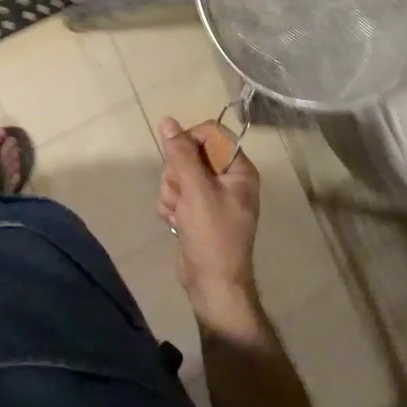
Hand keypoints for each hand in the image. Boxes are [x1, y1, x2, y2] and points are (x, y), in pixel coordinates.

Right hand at [156, 117, 260, 325]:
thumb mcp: (196, 191)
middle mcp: (227, 179)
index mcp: (239, 170)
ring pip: (178, 173)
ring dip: (172, 193)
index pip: (211, 134)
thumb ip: (181, 154)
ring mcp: (210, 195)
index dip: (190, 141)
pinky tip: (175, 223)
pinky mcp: (195, 210)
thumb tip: (168, 121)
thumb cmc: (212, 236)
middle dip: (178, 174)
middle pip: (190, 153)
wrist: (211, 285)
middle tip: (184, 196)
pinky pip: (174, 193)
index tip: (178, 157)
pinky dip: (171, 206)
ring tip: (180, 214)